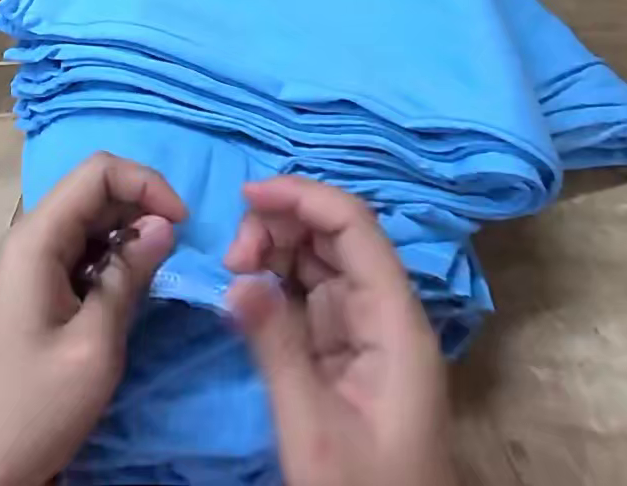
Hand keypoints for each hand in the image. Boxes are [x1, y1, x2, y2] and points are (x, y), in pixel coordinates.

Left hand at [0, 153, 185, 485]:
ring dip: (129, 235)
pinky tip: (129, 290)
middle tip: (178, 253)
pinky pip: (81, 252)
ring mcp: (32, 261)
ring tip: (158, 274)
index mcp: (37, 236)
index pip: (97, 171)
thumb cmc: (32, 407)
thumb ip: (129, 277)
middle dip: (141, 208)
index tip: (183, 225)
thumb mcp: (94, 346)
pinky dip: (112, 260)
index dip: (146, 183)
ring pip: (90, 221)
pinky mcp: (37, 287)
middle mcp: (31, 236)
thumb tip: (164, 224)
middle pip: (94, 191)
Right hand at [225, 176, 456, 485]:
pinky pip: (303, 285)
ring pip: (315, 253)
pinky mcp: (340, 341)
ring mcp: (361, 324)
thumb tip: (236, 279)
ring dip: (271, 247)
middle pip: (332, 232)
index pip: (354, 226)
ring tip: (236, 274)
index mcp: (393, 322)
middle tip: (232, 259)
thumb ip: (277, 348)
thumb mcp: (314, 431)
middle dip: (277, 225)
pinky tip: (248, 291)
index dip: (302, 197)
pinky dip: (271, 275)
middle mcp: (382, 310)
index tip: (245, 196)